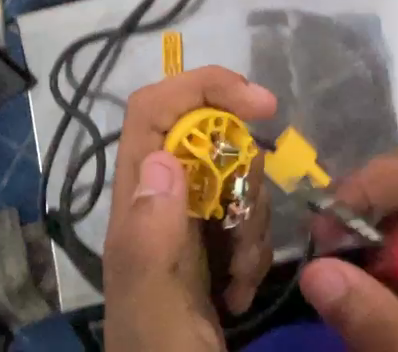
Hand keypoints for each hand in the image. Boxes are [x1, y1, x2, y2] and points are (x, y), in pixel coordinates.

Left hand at [101, 67, 277, 351]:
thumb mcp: (156, 310)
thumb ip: (152, 240)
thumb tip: (160, 158)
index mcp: (135, 203)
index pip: (152, 110)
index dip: (202, 87)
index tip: (262, 104)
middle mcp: (157, 202)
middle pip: (208, 139)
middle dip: (243, 177)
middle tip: (243, 234)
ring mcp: (185, 225)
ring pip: (235, 179)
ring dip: (253, 225)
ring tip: (237, 280)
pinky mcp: (209, 249)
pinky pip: (247, 219)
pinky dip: (254, 251)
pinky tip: (238, 293)